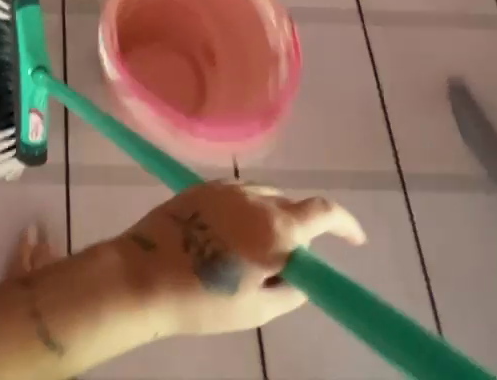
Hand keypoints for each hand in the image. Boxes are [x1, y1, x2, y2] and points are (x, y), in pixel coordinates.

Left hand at [112, 181, 365, 335]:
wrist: (142, 275)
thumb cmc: (203, 300)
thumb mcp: (258, 308)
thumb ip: (290, 289)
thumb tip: (300, 274)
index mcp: (275, 228)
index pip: (324, 212)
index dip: (345, 224)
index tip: (355, 240)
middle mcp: (254, 198)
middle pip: (292, 204)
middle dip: (302, 228)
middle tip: (292, 260)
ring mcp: (224, 189)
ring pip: (263, 196)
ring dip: (272, 217)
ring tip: (256, 252)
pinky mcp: (199, 187)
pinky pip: (237, 194)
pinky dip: (246, 211)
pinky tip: (230, 238)